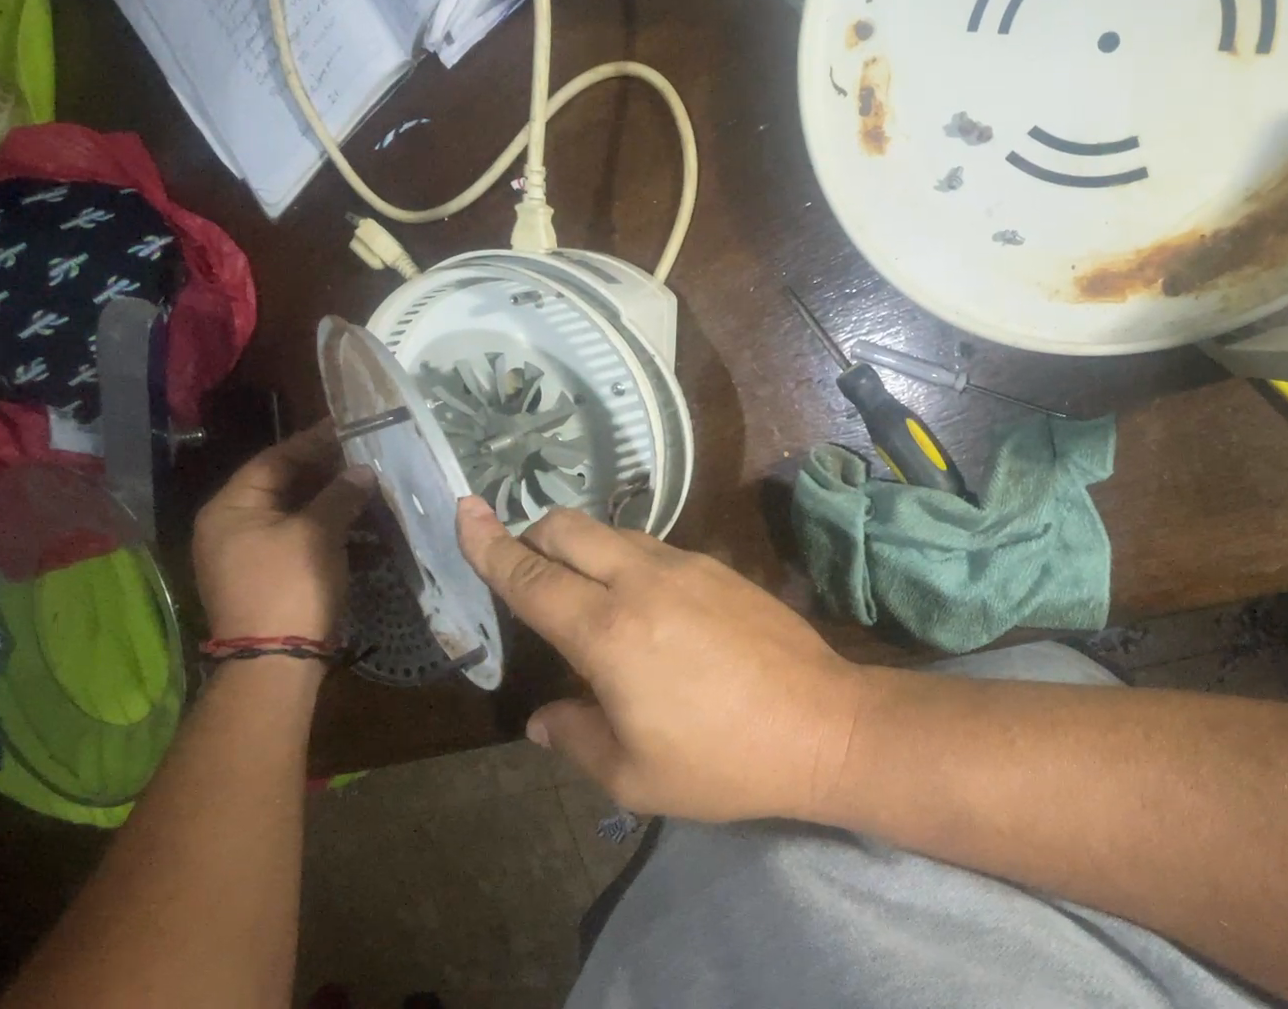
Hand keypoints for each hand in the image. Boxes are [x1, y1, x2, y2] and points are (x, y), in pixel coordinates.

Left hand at [193, 421, 375, 643]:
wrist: (276, 659)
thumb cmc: (290, 585)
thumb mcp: (317, 533)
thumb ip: (340, 495)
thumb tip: (362, 471)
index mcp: (230, 508)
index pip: (273, 460)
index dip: (312, 442)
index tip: (347, 428)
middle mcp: (230, 526)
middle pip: (280, 485)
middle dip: (322, 471)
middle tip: (362, 455)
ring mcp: (246, 553)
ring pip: (291, 512)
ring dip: (327, 499)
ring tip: (365, 485)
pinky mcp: (266, 576)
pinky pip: (296, 537)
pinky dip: (323, 526)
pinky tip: (355, 522)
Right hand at [456, 499, 867, 822]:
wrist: (824, 725)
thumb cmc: (724, 761)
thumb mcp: (635, 776)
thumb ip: (575, 739)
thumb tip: (542, 718)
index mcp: (607, 632)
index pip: (530, 576)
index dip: (489, 544)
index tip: (463, 510)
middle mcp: (642, 581)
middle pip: (568, 527)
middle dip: (534, 535)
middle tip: (528, 572)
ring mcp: (688, 566)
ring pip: (614, 532)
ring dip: (585, 550)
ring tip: (591, 598)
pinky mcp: (720, 567)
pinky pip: (655, 547)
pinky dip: (629, 560)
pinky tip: (647, 607)